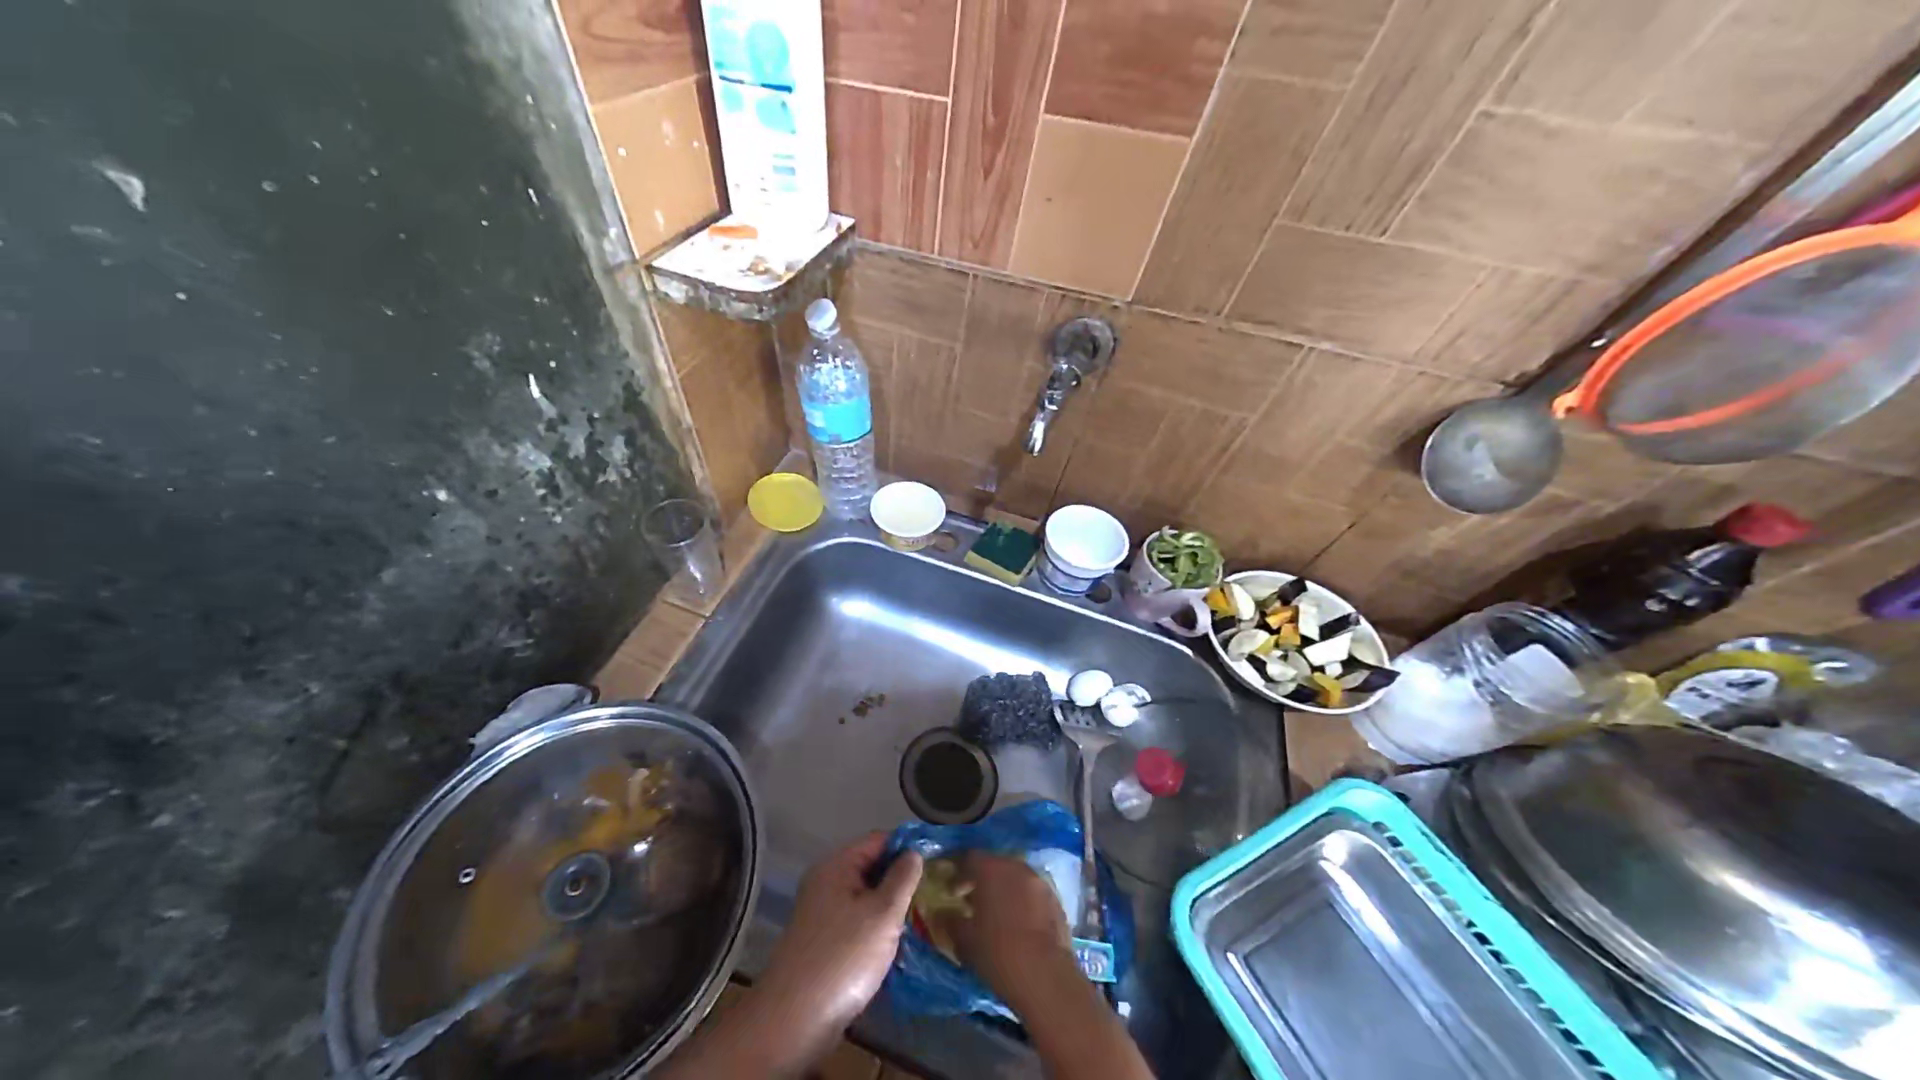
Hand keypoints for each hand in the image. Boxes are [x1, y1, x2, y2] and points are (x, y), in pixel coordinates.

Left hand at [757, 833, 922, 1036]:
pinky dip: (877, 928)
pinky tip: (897, 943)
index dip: (908, 846)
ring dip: (891, 907)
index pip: (878, 840)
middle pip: (871, 867)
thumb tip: (914, 852)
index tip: (938, 860)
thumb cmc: (844, 957)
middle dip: (901, 878)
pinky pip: (857, 922)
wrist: (796, 1019)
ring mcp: (823, 913)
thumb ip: (902, 878)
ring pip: (866, 897)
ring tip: (922, 917)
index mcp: (836, 866)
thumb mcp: (883, 913)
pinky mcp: (824, 941)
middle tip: (934, 892)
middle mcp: (826, 882)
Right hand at [935, 854, 1154, 1079]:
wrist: (1045, 976)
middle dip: (981, 880)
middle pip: (994, 865)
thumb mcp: (964, 940)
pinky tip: (1017, 924)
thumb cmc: (997, 952)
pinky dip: (1021, 901)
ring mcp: (1040, 882)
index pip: (969, 858)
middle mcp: (1017, 867)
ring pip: (1015, 878)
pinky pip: (1032, 893)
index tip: (950, 891)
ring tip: (994, 914)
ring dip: (1003, 890)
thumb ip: (950, 921)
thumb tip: (942, 913)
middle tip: (970, 901)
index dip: (957, 872)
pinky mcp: (1056, 901)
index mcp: (991, 869)